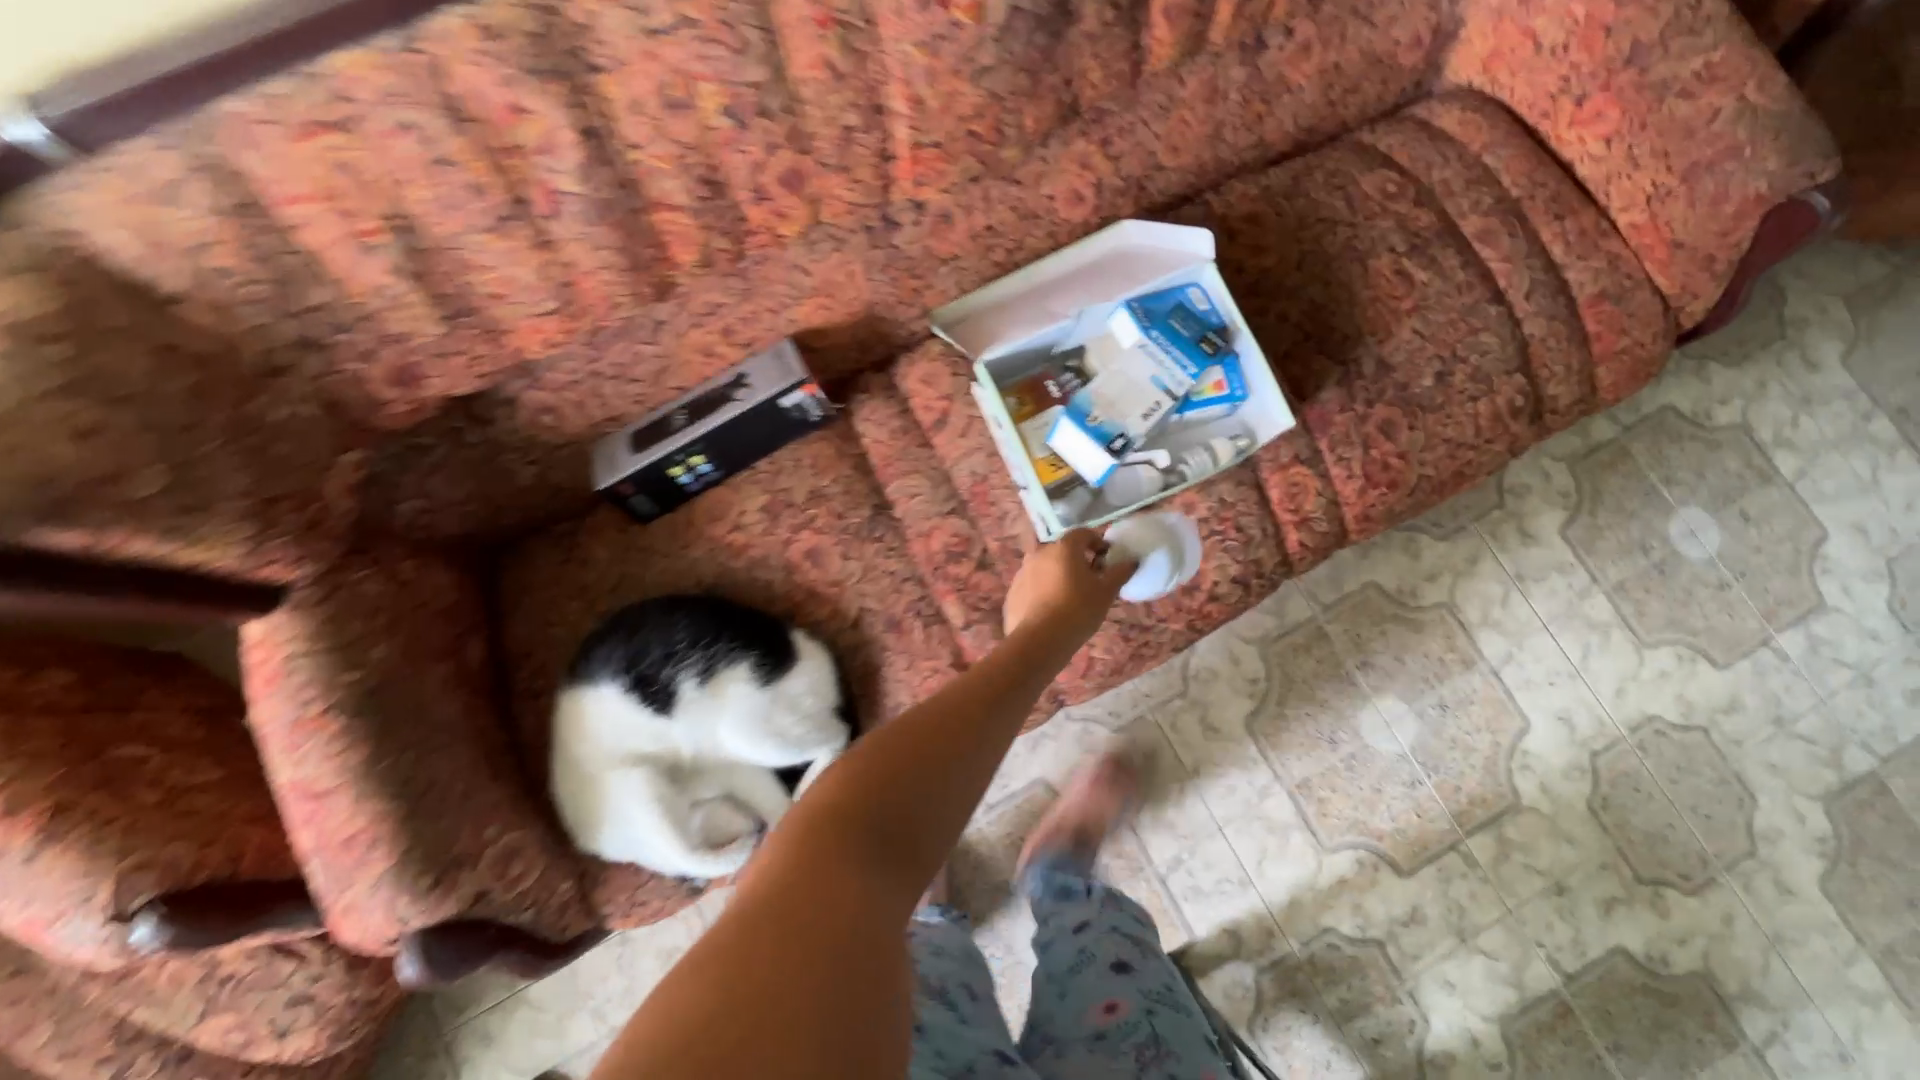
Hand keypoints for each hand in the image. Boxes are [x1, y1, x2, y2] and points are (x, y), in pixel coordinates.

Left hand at [1003, 529, 1137, 647]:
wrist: (1039, 640)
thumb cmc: (1078, 610)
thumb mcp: (1106, 592)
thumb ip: (1119, 572)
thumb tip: (1131, 561)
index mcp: (1063, 547)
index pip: (1082, 533)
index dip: (1097, 542)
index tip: (1106, 558)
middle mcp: (1039, 553)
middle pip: (1062, 550)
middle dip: (1076, 559)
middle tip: (1089, 579)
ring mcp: (1022, 572)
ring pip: (1045, 567)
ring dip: (1058, 574)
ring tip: (1069, 596)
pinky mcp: (1012, 592)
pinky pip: (1032, 585)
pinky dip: (1043, 590)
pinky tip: (1051, 610)